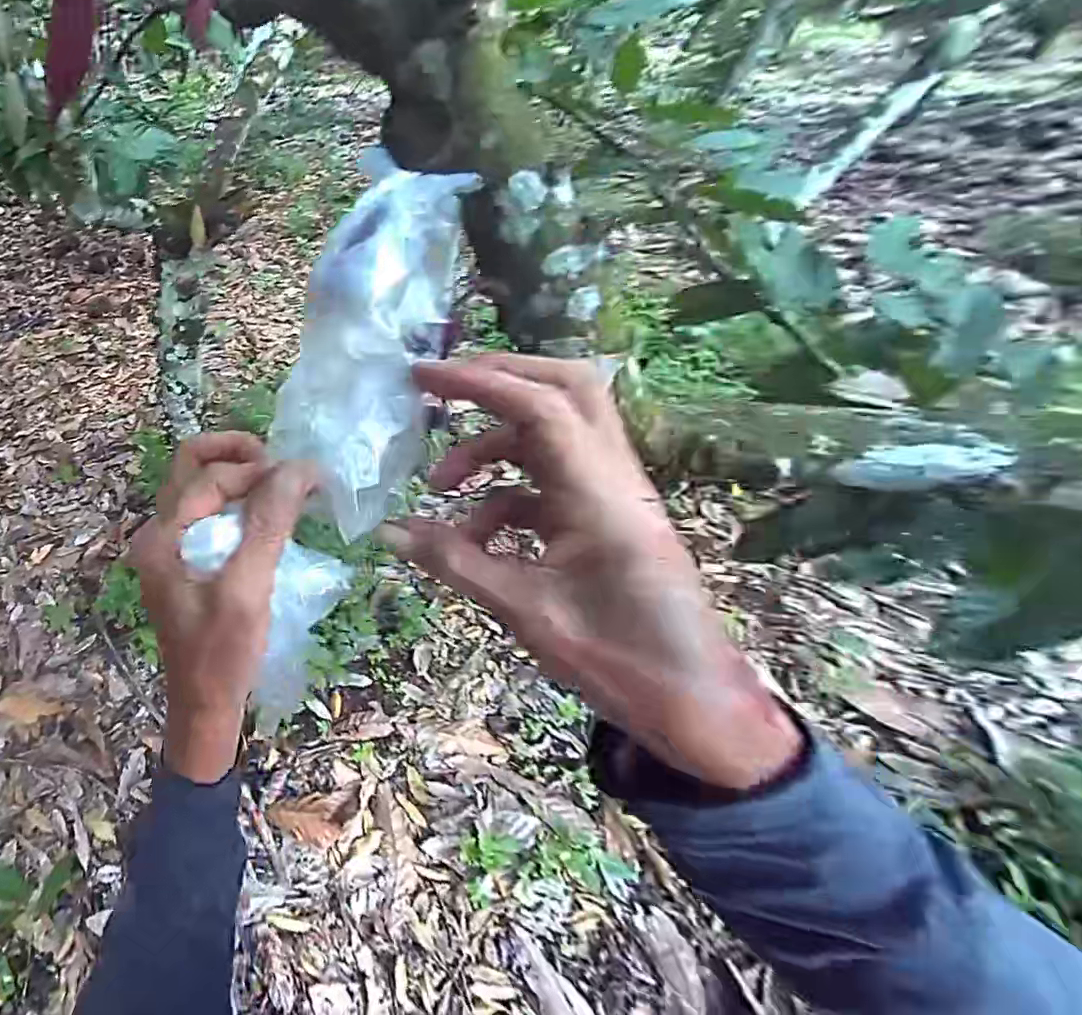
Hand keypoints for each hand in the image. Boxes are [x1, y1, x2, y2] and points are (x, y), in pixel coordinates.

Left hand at [127, 433, 316, 782]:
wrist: (204, 707)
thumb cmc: (222, 655)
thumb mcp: (247, 589)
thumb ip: (268, 525)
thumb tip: (297, 468)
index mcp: (161, 537)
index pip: (208, 477)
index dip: (257, 470)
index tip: (305, 477)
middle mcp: (158, 533)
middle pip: (192, 466)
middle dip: (238, 456)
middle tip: (282, 470)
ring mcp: (170, 546)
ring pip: (200, 486)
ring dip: (239, 476)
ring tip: (282, 485)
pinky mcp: (186, 561)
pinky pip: (209, 512)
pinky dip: (239, 501)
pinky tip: (270, 515)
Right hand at [377, 355, 800, 788]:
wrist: (693, 706)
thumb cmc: (617, 661)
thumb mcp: (523, 611)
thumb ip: (453, 562)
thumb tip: (388, 531)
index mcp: (601, 496)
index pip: (540, 409)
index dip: (478, 383)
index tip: (422, 375)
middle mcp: (612, 480)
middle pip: (565, 391)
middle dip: (499, 379)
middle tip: (442, 389)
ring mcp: (609, 495)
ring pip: (550, 436)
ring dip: (490, 448)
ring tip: (439, 487)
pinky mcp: (601, 517)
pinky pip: (544, 483)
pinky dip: (500, 495)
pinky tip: (470, 537)